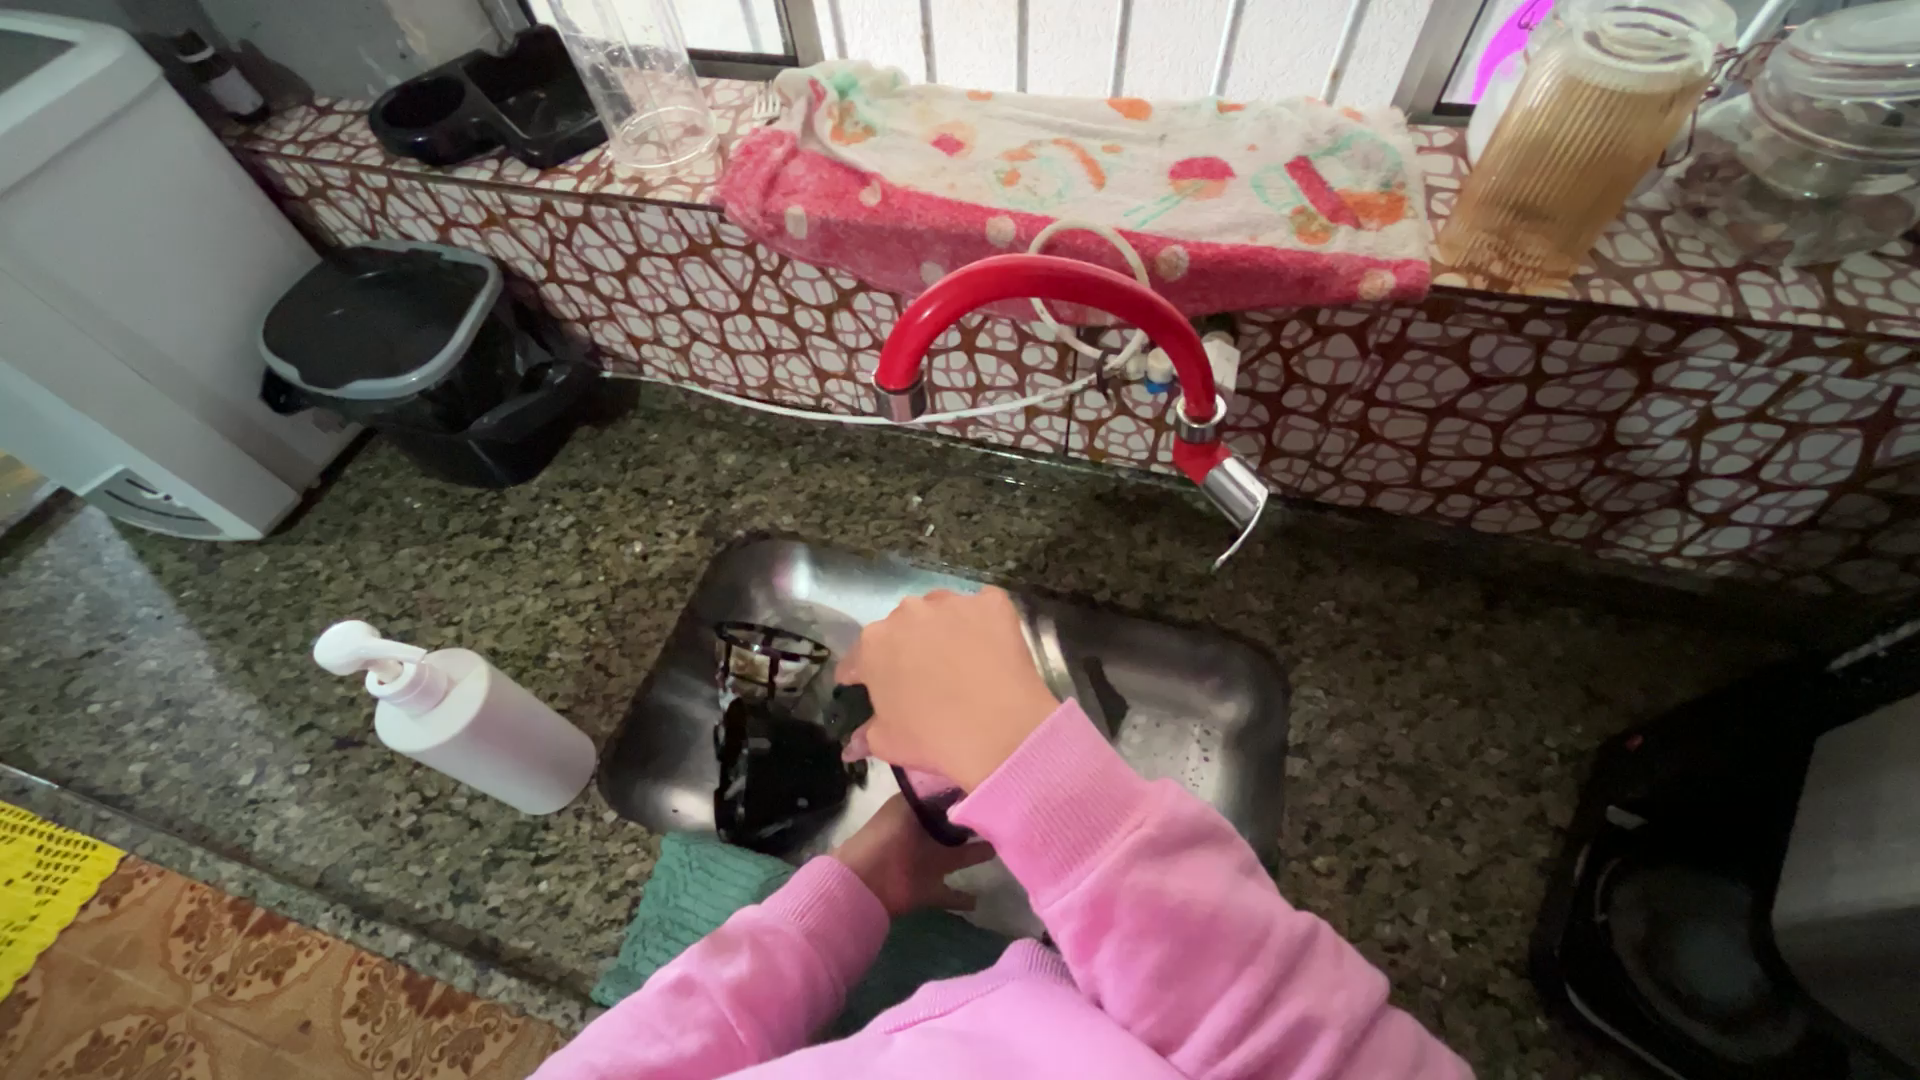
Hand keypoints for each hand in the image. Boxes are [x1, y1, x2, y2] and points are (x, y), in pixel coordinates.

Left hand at [831, 795, 994, 915]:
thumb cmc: (888, 834)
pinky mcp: (929, 889)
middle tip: (1003, 816)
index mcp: (918, 809)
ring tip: (1001, 849)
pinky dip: (962, 898)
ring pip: (960, 856)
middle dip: (974, 822)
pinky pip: (950, 894)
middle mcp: (925, 833)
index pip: (947, 796)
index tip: (990, 786)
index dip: (966, 792)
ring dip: (977, 853)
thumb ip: (941, 795)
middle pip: (955, 826)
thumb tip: (967, 783)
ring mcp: (927, 862)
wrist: (865, 880)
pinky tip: (979, 900)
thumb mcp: (913, 806)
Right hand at [837, 588, 1057, 791]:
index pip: (858, 658)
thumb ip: (866, 735)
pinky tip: (992, 646)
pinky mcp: (991, 603)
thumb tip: (853, 744)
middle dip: (907, 647)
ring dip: (943, 629)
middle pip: (901, 628)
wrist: (1000, 730)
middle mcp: (908, 613)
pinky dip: (984, 622)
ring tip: (961, 659)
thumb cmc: (933, 737)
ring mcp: (952, 603)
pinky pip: (983, 607)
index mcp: (874, 644)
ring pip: (940, 611)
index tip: (870, 687)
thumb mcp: (888, 743)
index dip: (862, 674)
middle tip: (924, 677)